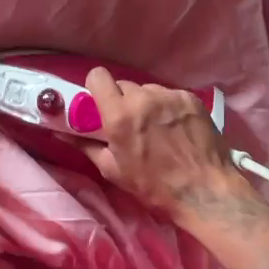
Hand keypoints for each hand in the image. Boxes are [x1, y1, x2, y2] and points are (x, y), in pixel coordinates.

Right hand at [75, 67, 247, 222]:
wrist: (206, 192)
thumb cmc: (155, 186)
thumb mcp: (114, 171)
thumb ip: (86, 146)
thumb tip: (61, 133)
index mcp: (119, 115)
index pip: (98, 76)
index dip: (97, 87)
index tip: (101, 102)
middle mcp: (142, 98)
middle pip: (124, 85)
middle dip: (123, 101)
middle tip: (131, 123)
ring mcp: (168, 96)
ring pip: (147, 90)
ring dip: (146, 104)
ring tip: (158, 127)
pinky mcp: (189, 98)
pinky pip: (169, 95)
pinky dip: (168, 107)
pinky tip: (177, 127)